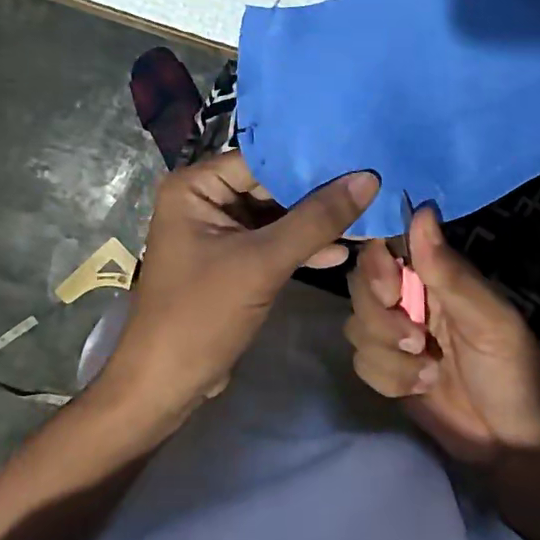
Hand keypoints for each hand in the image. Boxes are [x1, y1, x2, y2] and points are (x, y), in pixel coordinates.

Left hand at [97, 152, 379, 418]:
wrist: (166, 386)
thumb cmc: (202, 315)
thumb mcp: (262, 263)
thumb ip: (316, 220)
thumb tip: (368, 179)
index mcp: (195, 186)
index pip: (262, 159)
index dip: (310, 159)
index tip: (360, 154)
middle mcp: (204, 200)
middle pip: (271, 185)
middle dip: (319, 193)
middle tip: (373, 184)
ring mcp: (218, 232)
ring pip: (277, 215)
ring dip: (316, 222)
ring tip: (367, 217)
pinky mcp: (232, 260)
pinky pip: (273, 242)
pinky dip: (302, 247)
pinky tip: (341, 250)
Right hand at [345, 206, 539, 462]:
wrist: (513, 446)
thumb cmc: (513, 372)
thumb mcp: (490, 320)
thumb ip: (450, 271)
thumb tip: (421, 210)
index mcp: (436, 273)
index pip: (385, 246)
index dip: (376, 264)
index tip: (391, 291)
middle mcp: (409, 296)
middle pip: (360, 284)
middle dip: (381, 317)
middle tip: (417, 340)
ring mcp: (394, 333)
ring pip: (356, 324)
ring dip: (389, 354)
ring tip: (429, 372)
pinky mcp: (386, 368)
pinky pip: (360, 361)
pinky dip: (389, 378)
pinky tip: (421, 387)